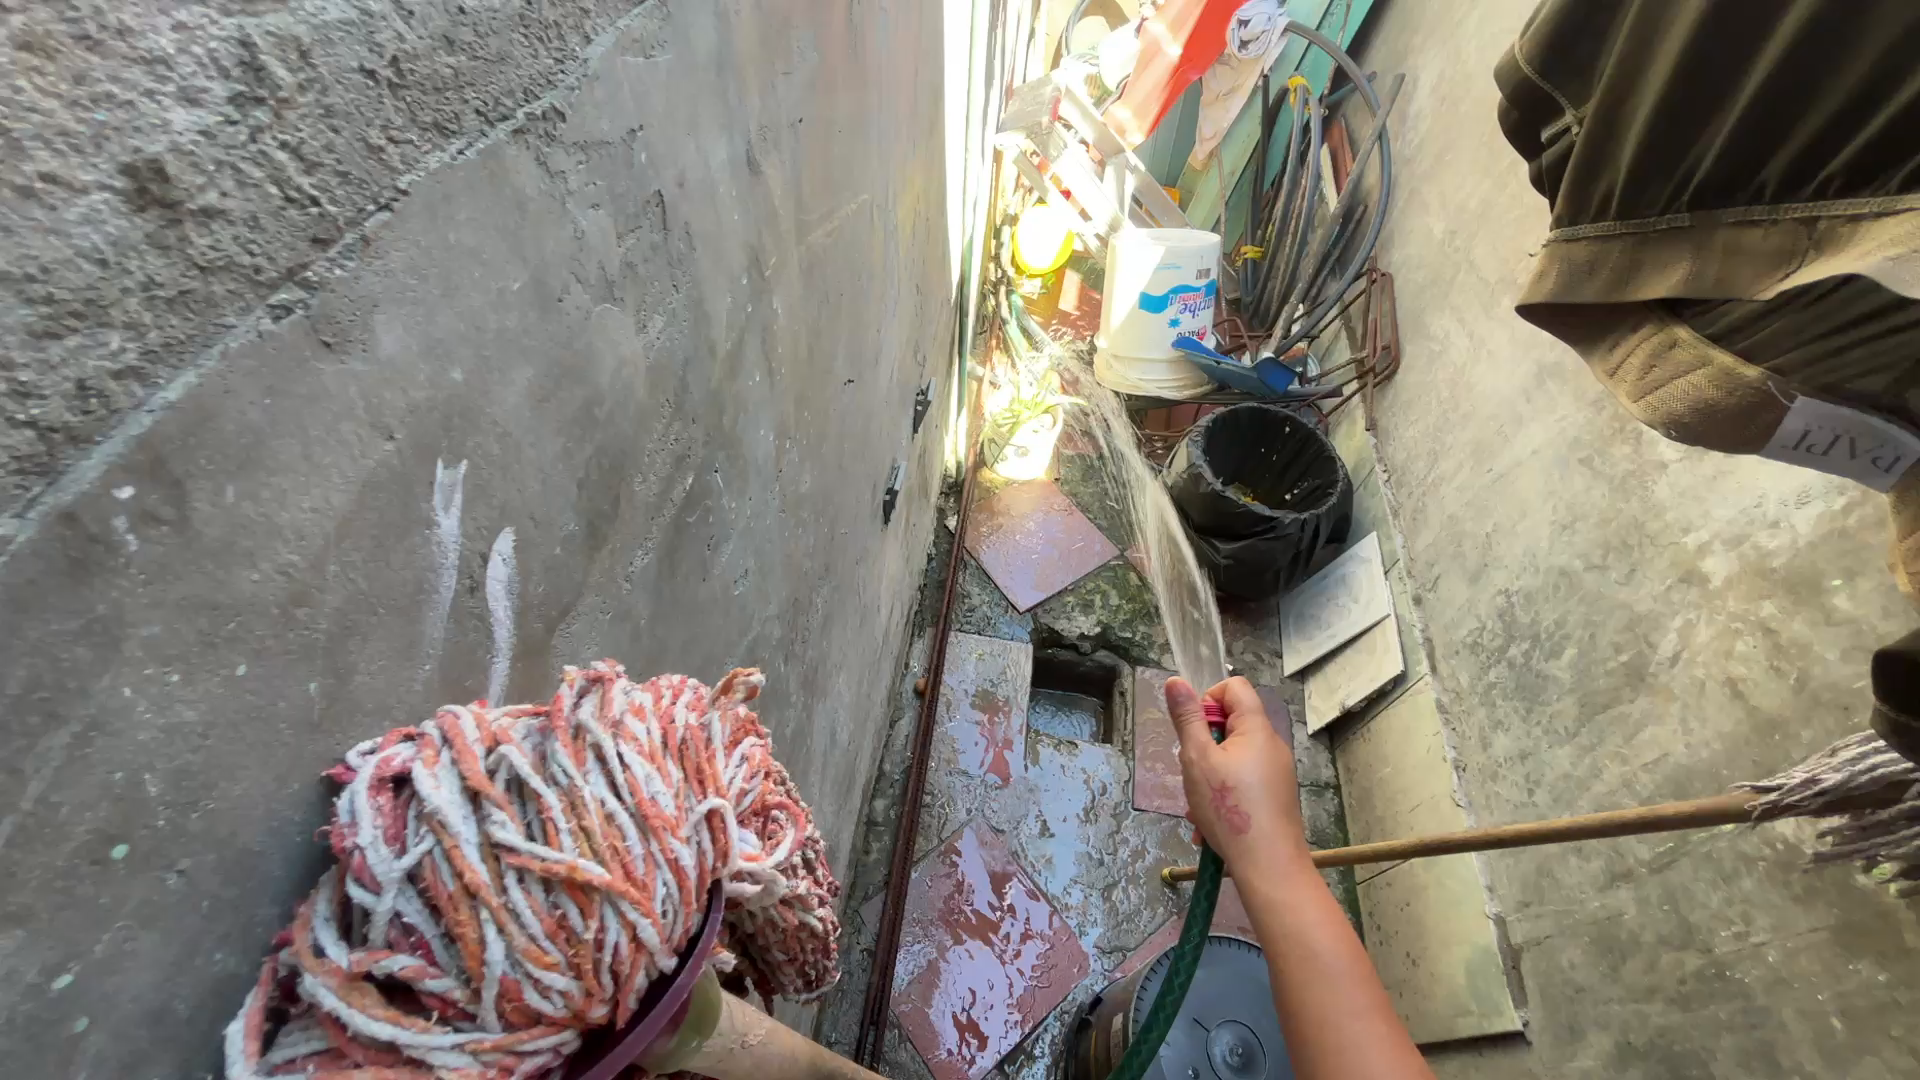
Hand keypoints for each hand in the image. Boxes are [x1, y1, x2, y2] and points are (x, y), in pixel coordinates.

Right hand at [1165, 676, 1309, 876]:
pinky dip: (1224, 794)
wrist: (1269, 867)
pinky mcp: (1275, 797)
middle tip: (1193, 771)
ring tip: (1198, 806)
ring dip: (1209, 775)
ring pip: (1233, 757)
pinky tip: (1209, 824)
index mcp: (1256, 728)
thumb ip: (1187, 718)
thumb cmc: (1229, 807)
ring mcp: (1276, 773)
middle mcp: (1272, 745)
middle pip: (1231, 724)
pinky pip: (1243, 782)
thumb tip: (1176, 681)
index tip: (1194, 730)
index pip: (1234, 687)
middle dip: (1203, 745)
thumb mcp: (1197, 758)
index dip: (1208, 699)